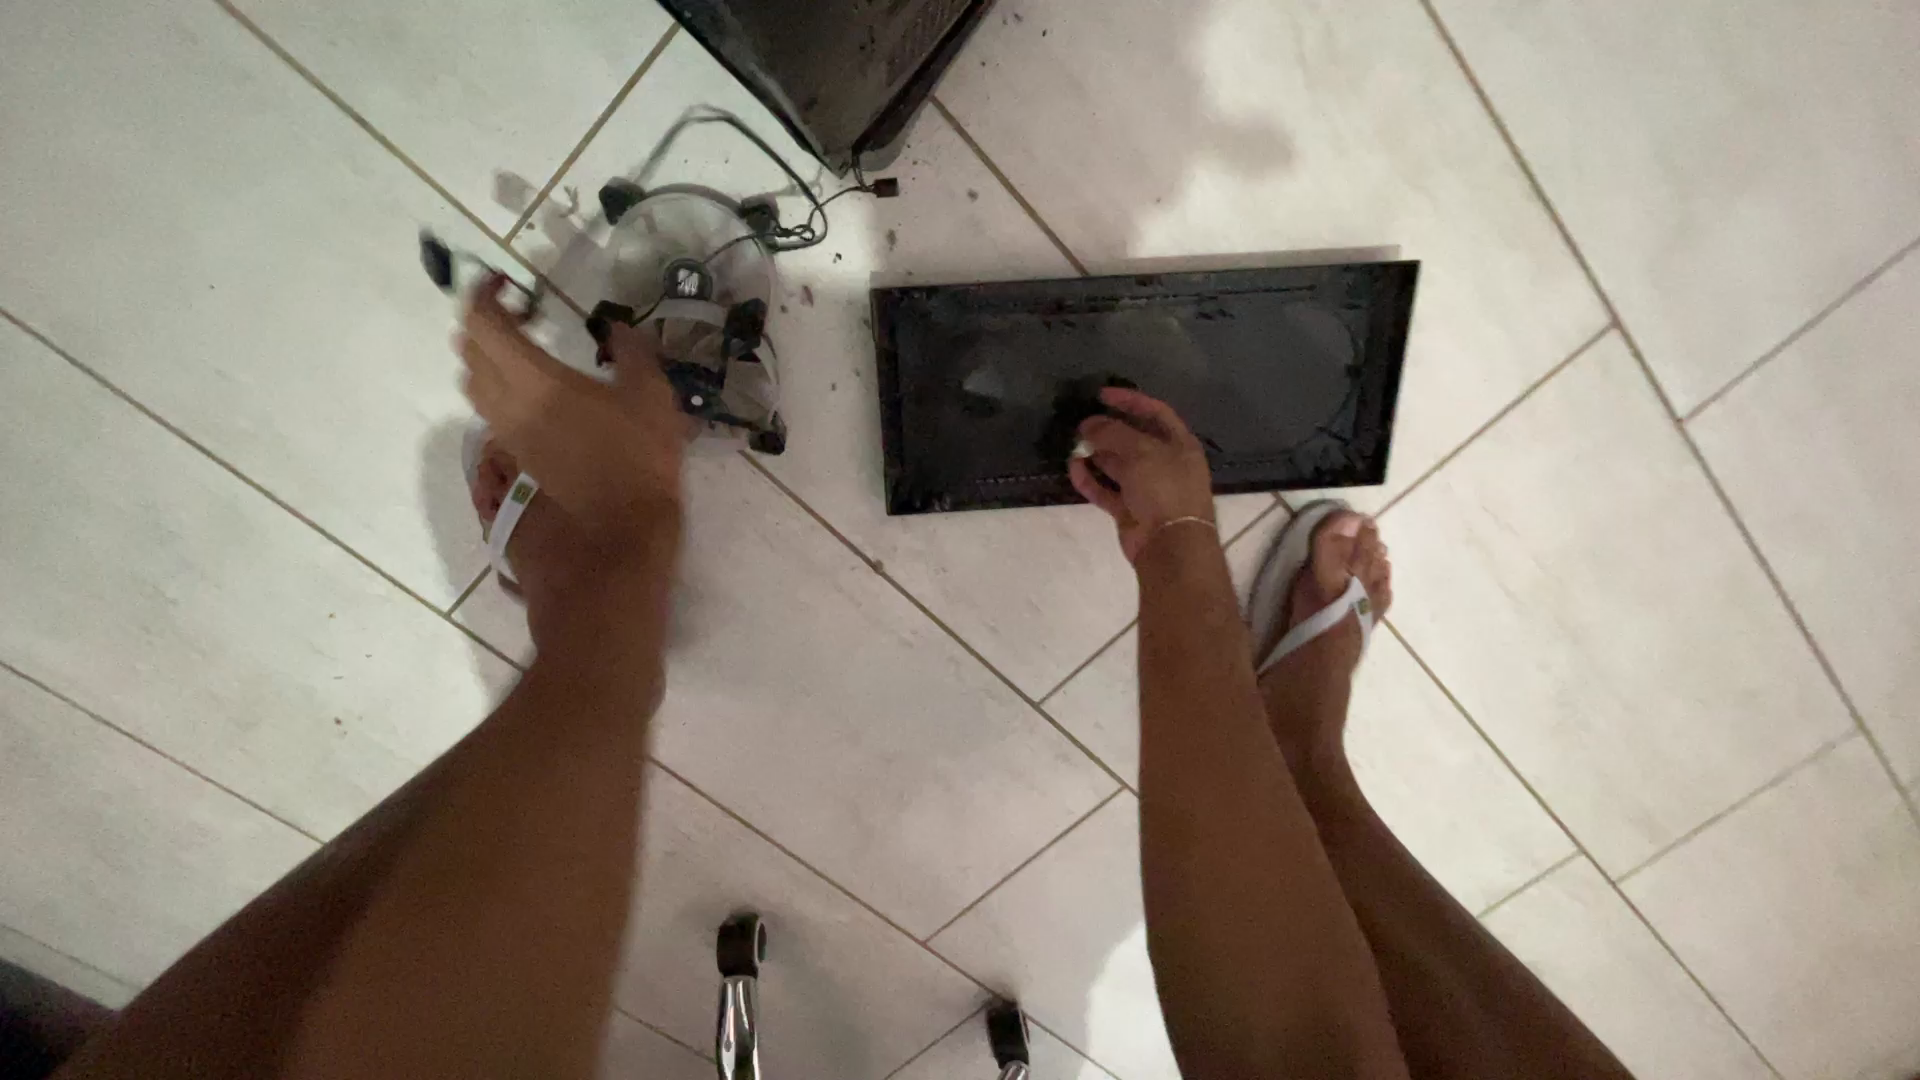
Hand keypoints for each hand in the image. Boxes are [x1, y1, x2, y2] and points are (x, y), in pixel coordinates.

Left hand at [457, 275, 685, 534]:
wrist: (622, 522)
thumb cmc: (638, 454)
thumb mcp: (650, 393)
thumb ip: (631, 351)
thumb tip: (615, 326)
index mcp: (533, 378)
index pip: (482, 321)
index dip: (485, 293)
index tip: (512, 283)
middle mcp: (506, 400)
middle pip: (468, 348)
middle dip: (488, 322)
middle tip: (527, 316)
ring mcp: (507, 430)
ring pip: (473, 380)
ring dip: (489, 356)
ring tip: (529, 352)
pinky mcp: (517, 452)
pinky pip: (491, 406)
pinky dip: (501, 386)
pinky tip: (542, 391)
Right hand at [1069, 387, 1216, 563]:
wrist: (1170, 544)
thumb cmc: (1164, 488)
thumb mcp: (1141, 451)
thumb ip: (1112, 433)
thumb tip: (1087, 424)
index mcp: (1179, 444)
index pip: (1155, 412)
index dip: (1130, 401)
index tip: (1102, 395)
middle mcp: (1165, 463)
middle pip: (1133, 439)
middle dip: (1108, 430)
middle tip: (1082, 424)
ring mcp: (1146, 488)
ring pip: (1117, 465)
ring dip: (1096, 454)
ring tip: (1074, 444)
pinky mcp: (1129, 510)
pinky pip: (1107, 490)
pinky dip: (1090, 480)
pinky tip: (1073, 468)